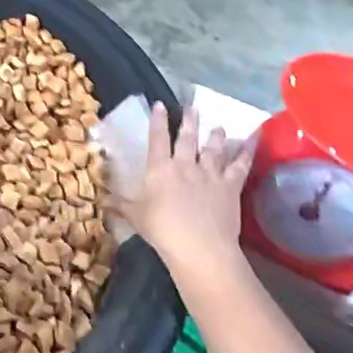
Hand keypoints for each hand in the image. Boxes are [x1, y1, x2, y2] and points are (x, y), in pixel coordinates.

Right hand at [112, 102, 254, 267]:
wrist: (200, 247)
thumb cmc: (163, 231)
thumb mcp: (135, 217)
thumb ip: (120, 204)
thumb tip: (100, 199)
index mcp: (160, 169)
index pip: (157, 139)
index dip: (158, 121)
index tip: (160, 104)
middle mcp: (185, 165)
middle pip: (187, 138)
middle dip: (189, 121)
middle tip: (192, 107)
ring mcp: (210, 174)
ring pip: (213, 149)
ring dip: (216, 136)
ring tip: (218, 127)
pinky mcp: (230, 186)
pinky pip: (240, 166)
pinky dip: (246, 153)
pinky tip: (251, 142)